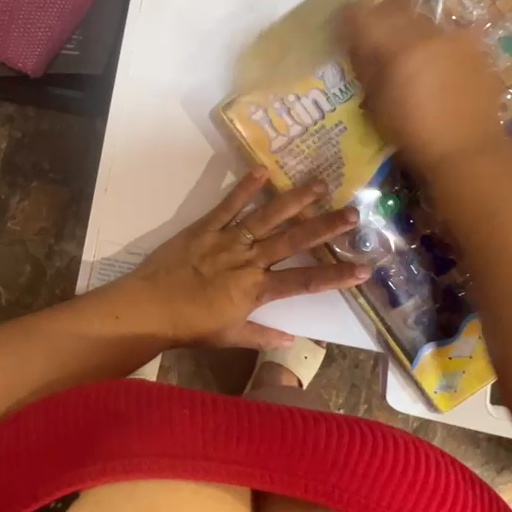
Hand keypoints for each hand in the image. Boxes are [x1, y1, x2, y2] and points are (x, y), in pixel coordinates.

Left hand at [122, 170, 369, 348]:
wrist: (148, 310)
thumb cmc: (188, 327)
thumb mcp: (228, 337)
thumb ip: (262, 336)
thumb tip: (292, 341)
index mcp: (255, 290)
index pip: (304, 282)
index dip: (335, 276)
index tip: (364, 268)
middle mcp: (247, 261)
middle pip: (292, 241)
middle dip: (326, 227)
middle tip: (354, 212)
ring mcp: (226, 241)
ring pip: (266, 217)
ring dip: (294, 200)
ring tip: (320, 183)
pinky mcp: (204, 228)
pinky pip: (227, 205)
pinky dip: (244, 188)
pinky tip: (263, 170)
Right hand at [341, 0, 509, 167]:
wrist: (467, 150)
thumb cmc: (413, 135)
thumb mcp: (376, 106)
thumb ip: (366, 69)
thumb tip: (357, 46)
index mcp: (399, 48)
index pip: (363, 14)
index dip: (349, 19)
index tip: (343, 30)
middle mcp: (429, 33)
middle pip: (395, 7)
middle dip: (379, 18)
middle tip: (371, 38)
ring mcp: (456, 37)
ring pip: (422, 18)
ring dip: (408, 29)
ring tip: (404, 54)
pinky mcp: (476, 47)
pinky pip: (446, 33)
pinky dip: (433, 43)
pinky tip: (432, 66)